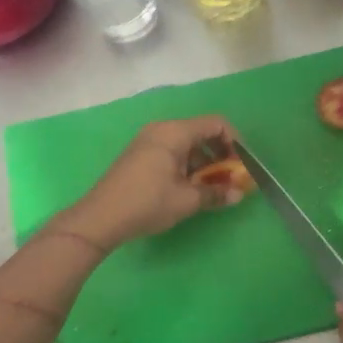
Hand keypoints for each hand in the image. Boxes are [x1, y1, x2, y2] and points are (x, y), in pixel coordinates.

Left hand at [57, 116, 236, 248]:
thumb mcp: (187, 200)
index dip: (235, 142)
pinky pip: (173, 152)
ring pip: (188, 145)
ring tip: (212, 189)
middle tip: (230, 179)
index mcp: (174, 133)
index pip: (216, 124)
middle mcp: (162, 130)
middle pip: (202, 133)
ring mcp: (149, 142)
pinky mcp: (141, 156)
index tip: (241, 166)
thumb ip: (216, 193)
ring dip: (205, 164)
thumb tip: (238, 194)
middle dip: (221, 155)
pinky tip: (190, 188)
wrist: (101, 218)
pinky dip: (188, 166)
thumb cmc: (147, 203)